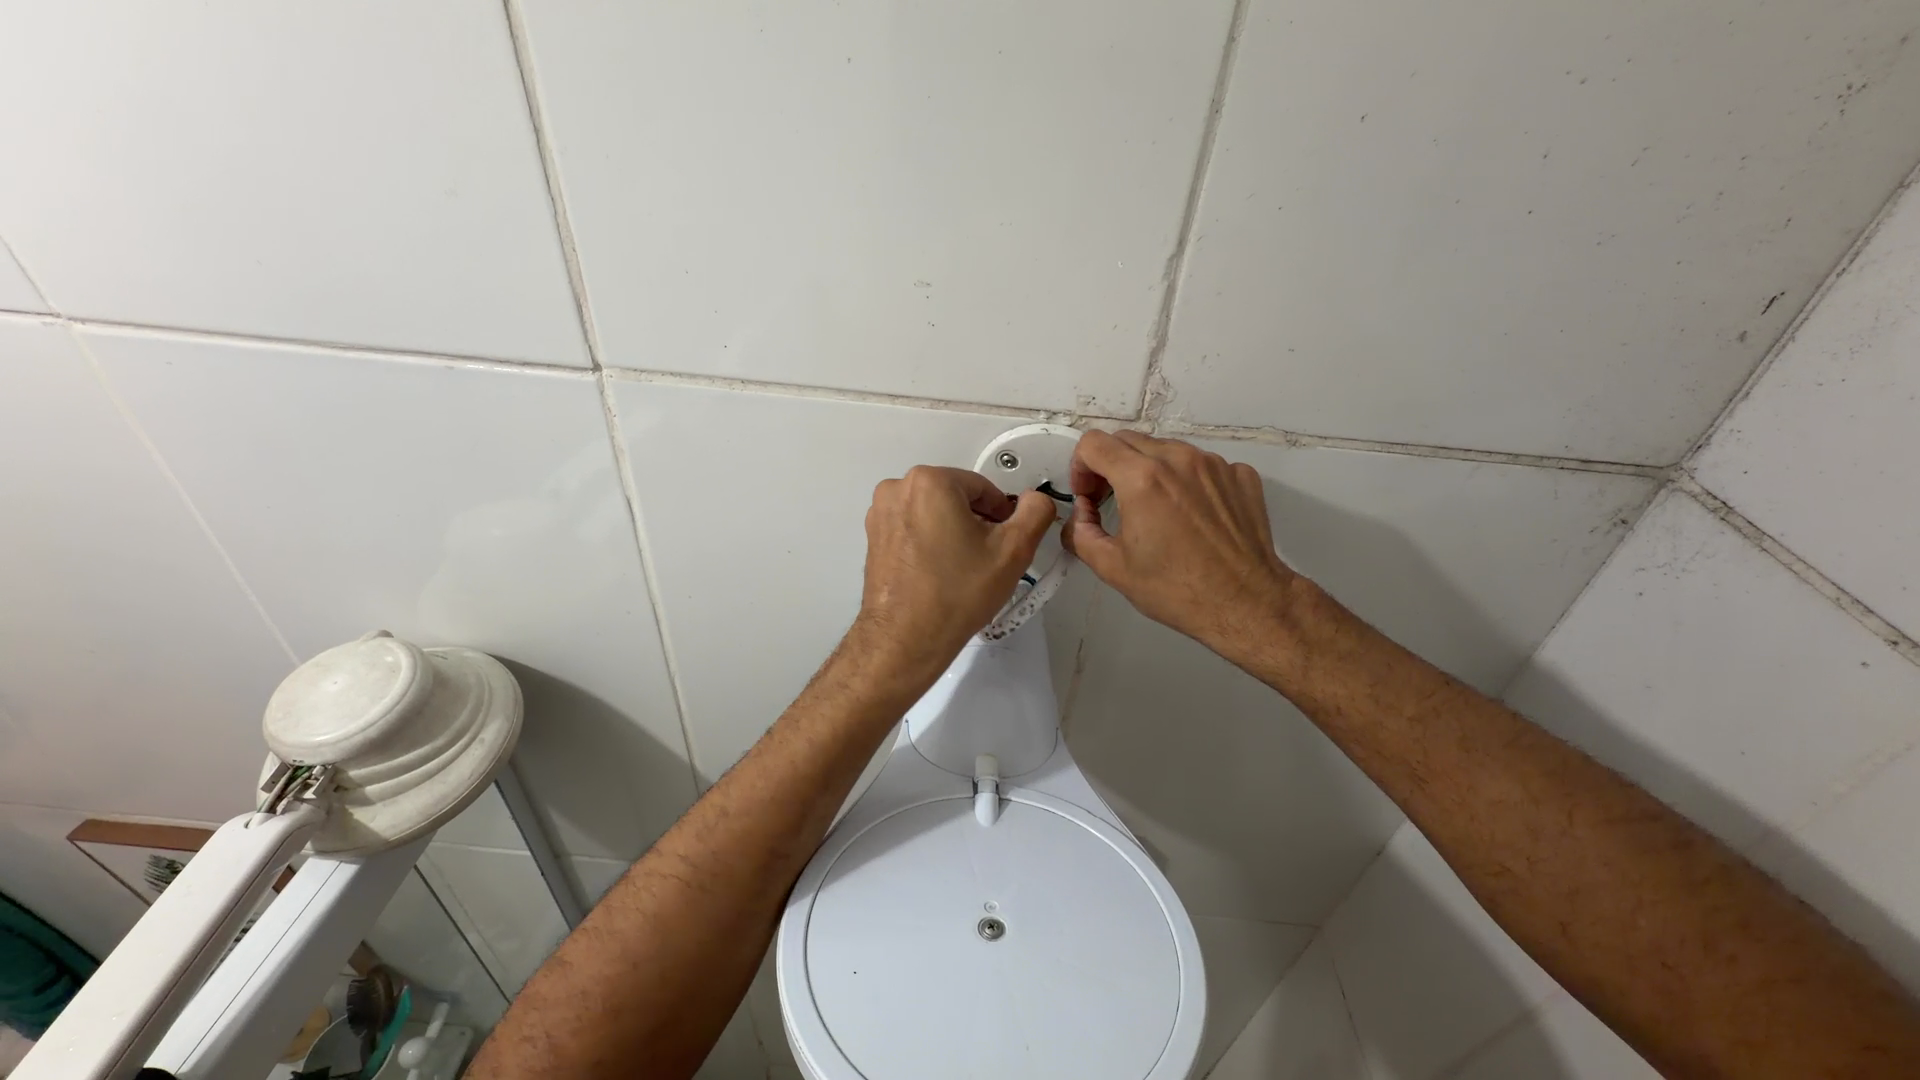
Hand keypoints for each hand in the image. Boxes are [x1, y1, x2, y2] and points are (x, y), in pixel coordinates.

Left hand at [857, 465, 1056, 672]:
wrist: (906, 639)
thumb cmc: (957, 593)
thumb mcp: (1013, 550)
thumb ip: (1035, 513)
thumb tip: (1036, 500)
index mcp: (930, 481)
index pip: (983, 488)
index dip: (1002, 515)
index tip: (1007, 543)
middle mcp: (898, 489)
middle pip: (956, 498)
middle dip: (976, 523)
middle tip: (988, 558)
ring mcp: (880, 515)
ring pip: (933, 514)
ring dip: (953, 533)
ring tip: (963, 570)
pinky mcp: (872, 539)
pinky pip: (913, 530)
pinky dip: (930, 544)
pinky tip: (940, 574)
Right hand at [1063, 431, 1299, 651]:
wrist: (1245, 604)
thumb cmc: (1176, 589)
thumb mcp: (1112, 567)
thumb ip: (1081, 532)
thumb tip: (1081, 514)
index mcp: (1142, 479)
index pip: (1093, 444)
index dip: (1080, 468)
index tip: (1089, 496)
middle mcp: (1178, 460)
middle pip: (1128, 440)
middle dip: (1110, 466)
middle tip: (1112, 502)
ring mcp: (1214, 464)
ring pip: (1166, 449)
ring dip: (1149, 470)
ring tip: (1154, 510)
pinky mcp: (1240, 475)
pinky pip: (1201, 465)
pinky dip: (1186, 481)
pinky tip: (1190, 516)